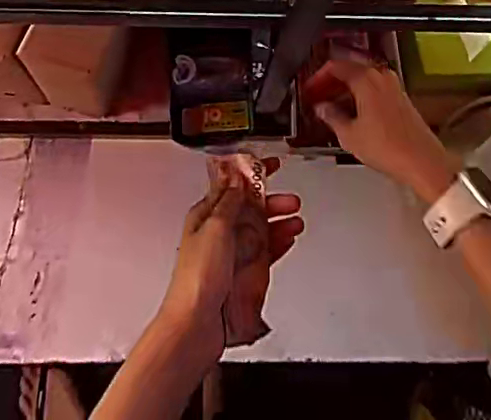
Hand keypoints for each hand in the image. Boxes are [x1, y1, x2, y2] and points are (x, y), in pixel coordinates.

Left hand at [159, 157, 303, 346]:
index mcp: (207, 215)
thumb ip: (229, 203)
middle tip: (289, 198)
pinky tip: (289, 236)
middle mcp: (220, 232)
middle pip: (251, 208)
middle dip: (271, 200)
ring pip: (262, 228)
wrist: (198, 325)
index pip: (231, 185)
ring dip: (280, 220)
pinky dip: (279, 241)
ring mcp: (234, 253)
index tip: (267, 164)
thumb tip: (238, 181)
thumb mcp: (214, 228)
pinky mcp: (245, 274)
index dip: (249, 173)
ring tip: (295, 218)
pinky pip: (267, 251)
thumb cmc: (195, 279)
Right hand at [309, 48, 458, 203]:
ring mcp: (393, 87)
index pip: (335, 66)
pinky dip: (359, 97)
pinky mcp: (400, 99)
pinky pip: (374, 90)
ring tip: (330, 108)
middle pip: (349, 70)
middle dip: (330, 83)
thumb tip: (323, 109)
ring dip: (345, 91)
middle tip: (316, 96)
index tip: (309, 88)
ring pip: (362, 80)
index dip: (317, 77)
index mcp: (366, 78)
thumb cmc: (390, 147)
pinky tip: (352, 115)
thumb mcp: (349, 134)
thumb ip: (331, 116)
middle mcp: (381, 77)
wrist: (422, 162)